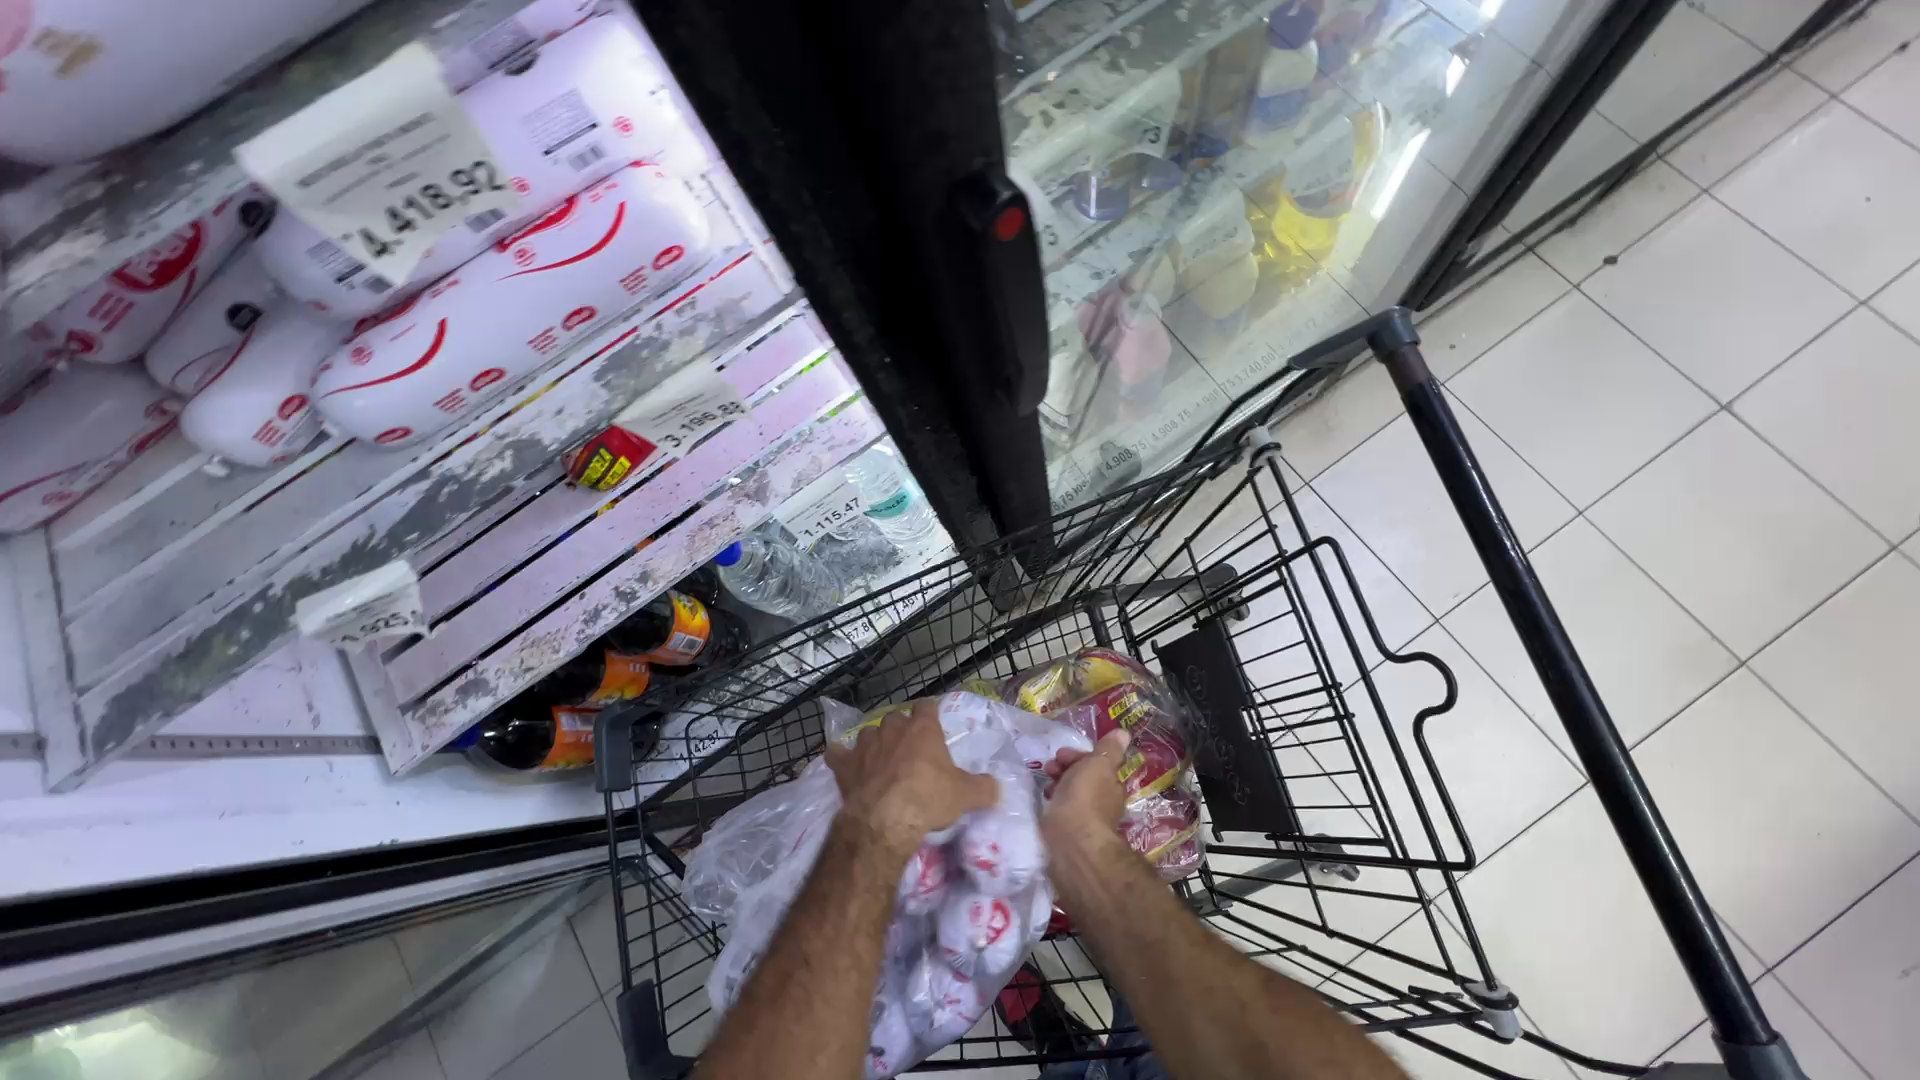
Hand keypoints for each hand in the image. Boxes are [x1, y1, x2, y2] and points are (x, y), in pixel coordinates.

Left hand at [824, 699, 996, 854]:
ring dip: (874, 742)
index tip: (933, 721)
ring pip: (868, 732)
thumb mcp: (966, 795)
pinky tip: (840, 760)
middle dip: (901, 728)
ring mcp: (865, 745)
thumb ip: (984, 787)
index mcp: (923, 729)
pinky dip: (839, 756)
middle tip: (910, 748)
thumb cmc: (929, 798)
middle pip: (896, 717)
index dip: (929, 712)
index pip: (926, 705)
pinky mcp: (844, 765)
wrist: (886, 819)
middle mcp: (892, 729)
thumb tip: (996, 788)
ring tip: (880, 758)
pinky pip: (836, 753)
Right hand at [1040, 729, 1132, 856]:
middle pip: (1083, 776)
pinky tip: (1045, 800)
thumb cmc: (1084, 797)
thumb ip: (1109, 749)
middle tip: (1049, 767)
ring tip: (1045, 783)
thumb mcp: (1099, 764)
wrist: (1071, 839)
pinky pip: (1062, 807)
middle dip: (1065, 767)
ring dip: (1057, 782)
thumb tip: (1124, 733)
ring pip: (1071, 791)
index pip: (1096, 763)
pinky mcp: (1071, 830)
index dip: (1078, 755)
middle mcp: (1103, 801)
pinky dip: (1053, 799)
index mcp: (1111, 784)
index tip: (1060, 755)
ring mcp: (1087, 817)